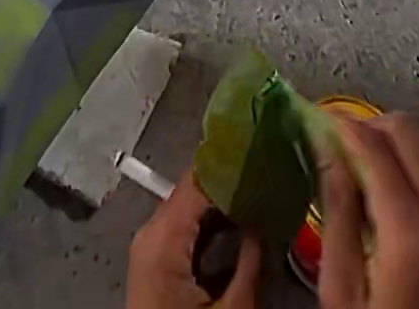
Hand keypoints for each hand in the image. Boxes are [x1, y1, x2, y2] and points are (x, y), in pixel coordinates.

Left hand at [127, 172, 262, 308]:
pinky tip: (242, 226)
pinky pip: (186, 233)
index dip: (229, 165)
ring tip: (261, 192)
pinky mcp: (157, 266)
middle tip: (268, 171)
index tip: (260, 153)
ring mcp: (151, 249)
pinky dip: (212, 227)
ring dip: (223, 204)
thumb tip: (268, 222)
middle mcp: (151, 232)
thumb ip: (252, 262)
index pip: (197, 181)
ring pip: (190, 212)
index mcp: (162, 236)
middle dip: (230, 183)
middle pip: (192, 193)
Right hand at [317, 115, 418, 308]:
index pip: (370, 141)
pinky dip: (402, 170)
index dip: (336, 122)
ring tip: (349, 172)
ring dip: (384, 147)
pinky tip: (377, 198)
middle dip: (364, 127)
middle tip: (330, 145)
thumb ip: (335, 206)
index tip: (309, 119)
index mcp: (411, 229)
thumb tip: (323, 143)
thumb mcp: (341, 285)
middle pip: (405, 131)